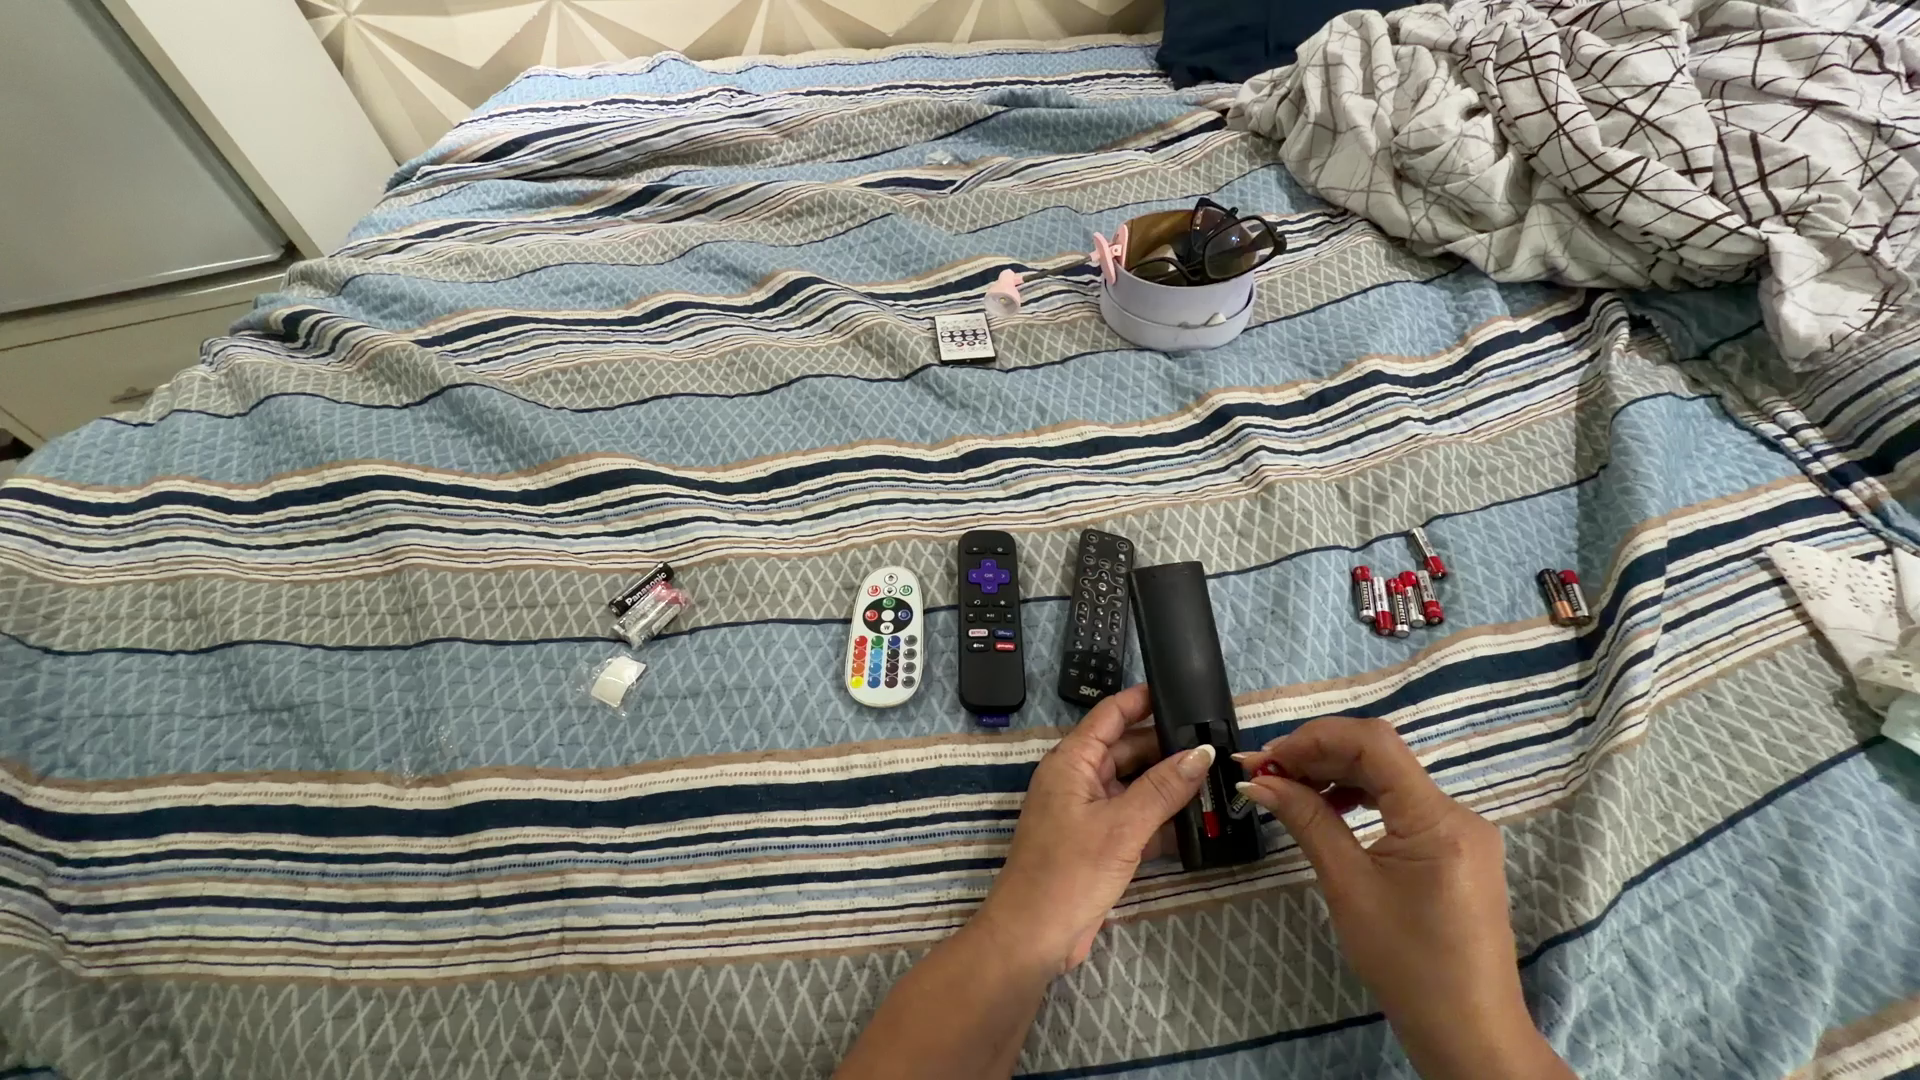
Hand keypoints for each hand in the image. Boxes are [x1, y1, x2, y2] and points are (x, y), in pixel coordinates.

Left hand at [975, 684, 1212, 974]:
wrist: (1034, 936)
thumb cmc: (1069, 871)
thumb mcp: (1122, 826)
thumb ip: (1163, 788)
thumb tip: (1201, 753)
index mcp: (1071, 761)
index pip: (1110, 715)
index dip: (1142, 700)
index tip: (1182, 690)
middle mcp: (1078, 779)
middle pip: (1126, 749)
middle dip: (1166, 747)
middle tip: (1215, 744)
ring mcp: (1087, 811)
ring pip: (1133, 784)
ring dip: (1168, 784)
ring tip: (1216, 778)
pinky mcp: (1098, 842)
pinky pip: (1134, 816)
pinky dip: (1160, 817)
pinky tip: (1198, 821)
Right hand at [1234, 718, 1573, 1079]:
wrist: (1469, 1032)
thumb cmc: (1407, 963)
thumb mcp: (1347, 886)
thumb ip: (1306, 820)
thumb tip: (1257, 781)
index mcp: (1438, 819)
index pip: (1374, 744)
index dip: (1315, 738)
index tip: (1268, 758)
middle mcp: (1456, 812)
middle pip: (1378, 755)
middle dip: (1316, 755)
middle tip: (1264, 772)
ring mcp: (1459, 829)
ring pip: (1387, 775)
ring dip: (1333, 773)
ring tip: (1287, 788)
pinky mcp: (1453, 847)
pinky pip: (1399, 802)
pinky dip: (1357, 796)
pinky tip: (1326, 808)